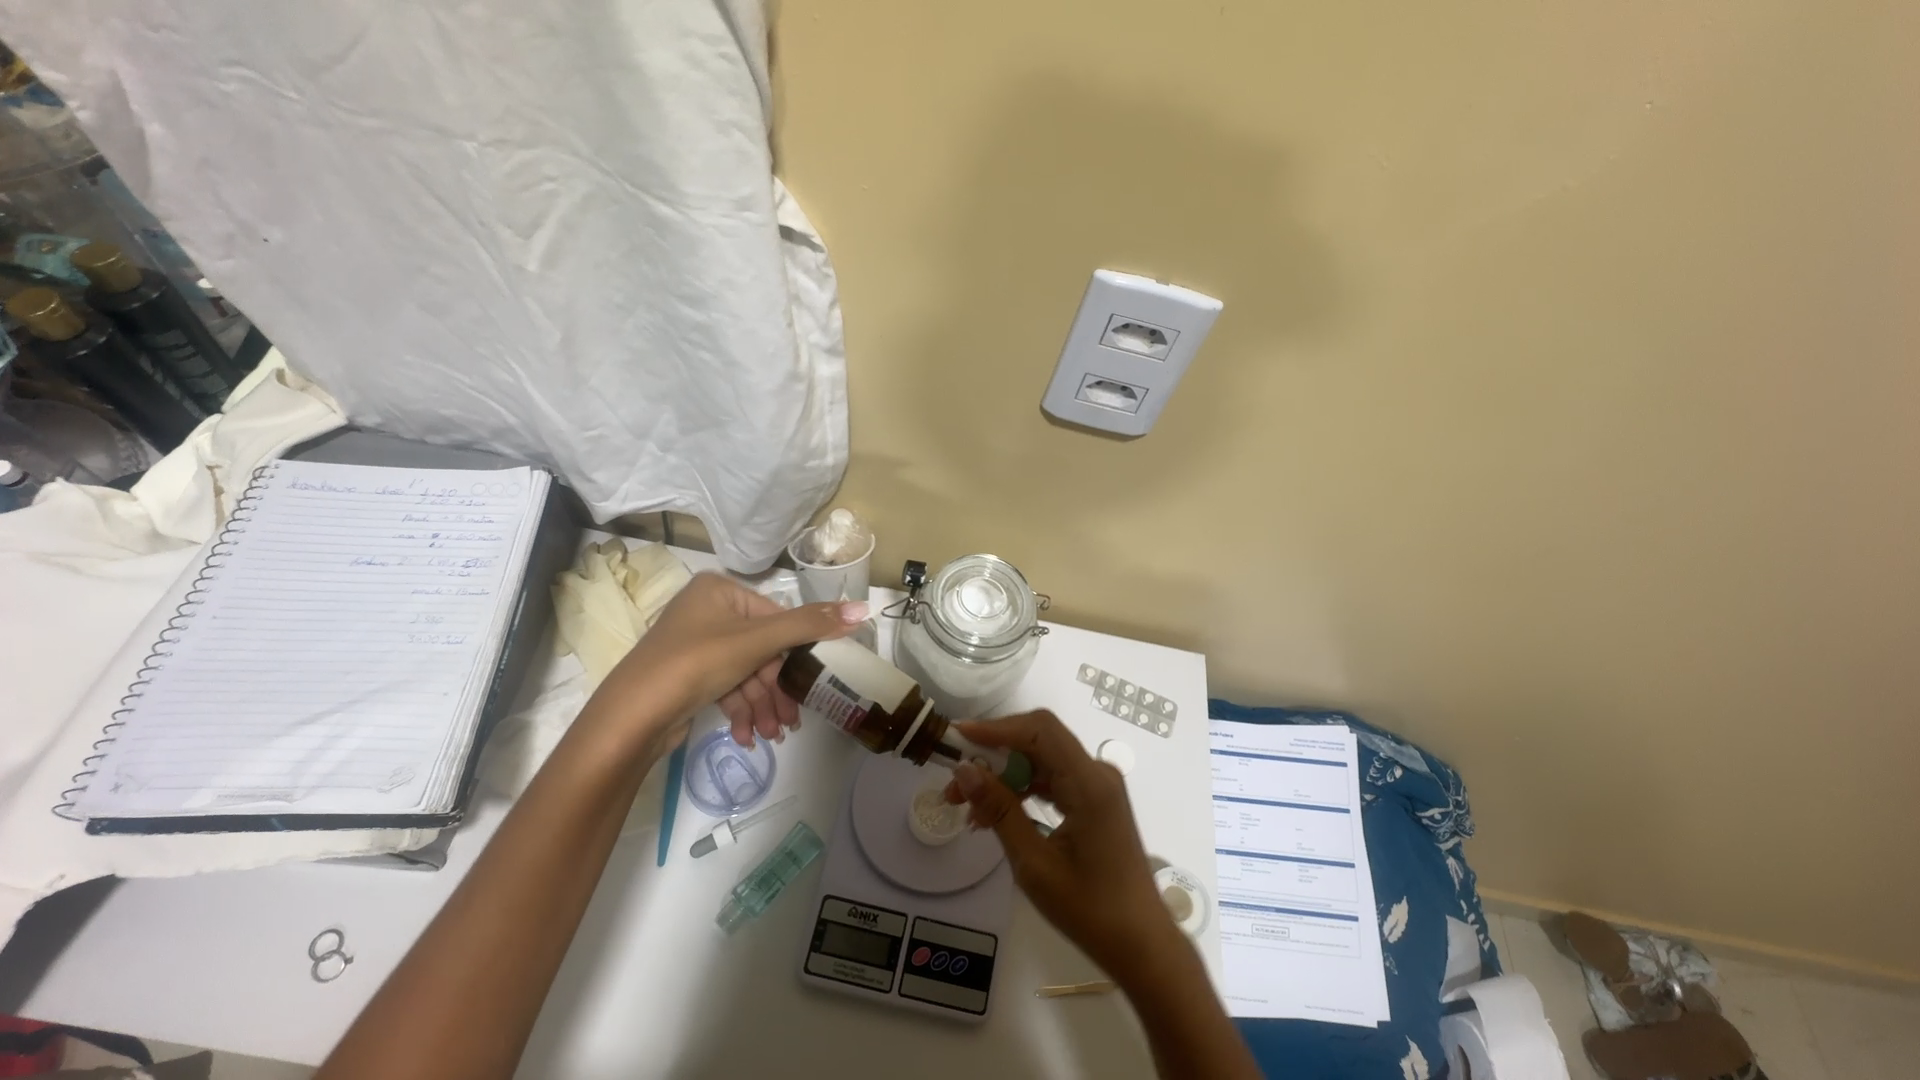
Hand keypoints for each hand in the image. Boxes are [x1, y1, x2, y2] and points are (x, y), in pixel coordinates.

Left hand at [594, 573, 865, 750]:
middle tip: (792, 722)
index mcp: (720, 590)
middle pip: (762, 650)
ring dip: (762, 706)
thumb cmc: (696, 663)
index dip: (794, 655)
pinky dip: (741, 711)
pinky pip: (727, 687)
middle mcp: (707, 611)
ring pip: (746, 674)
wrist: (632, 715)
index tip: (810, 686)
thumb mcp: (757, 641)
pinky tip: (749, 738)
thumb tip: (863, 610)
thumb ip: (810, 625)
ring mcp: (695, 645)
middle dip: (777, 690)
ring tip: (773, 735)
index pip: (775, 619)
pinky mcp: (689, 676)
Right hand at [945, 710, 1179, 983]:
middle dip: (993, 756)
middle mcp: (1097, 775)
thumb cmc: (1089, 909)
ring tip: (968, 808)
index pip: (1039, 731)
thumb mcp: (1034, 863)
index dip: (996, 728)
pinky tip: (994, 816)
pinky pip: (1054, 780)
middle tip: (955, 786)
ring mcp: (1099, 788)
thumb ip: (1000, 810)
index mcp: (1089, 784)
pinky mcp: (1096, 802)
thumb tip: (965, 770)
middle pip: (1039, 741)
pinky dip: (1023, 791)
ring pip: (1042, 761)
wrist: (1140, 943)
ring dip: (1004, 777)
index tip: (957, 737)